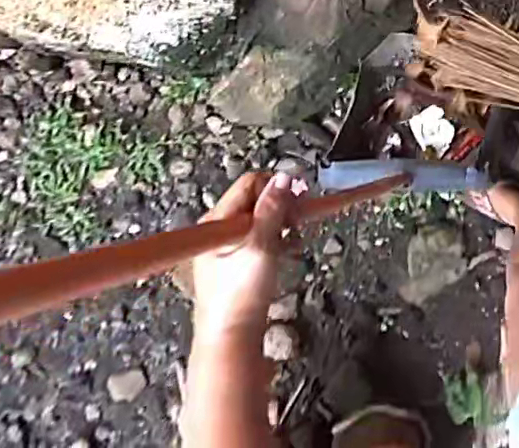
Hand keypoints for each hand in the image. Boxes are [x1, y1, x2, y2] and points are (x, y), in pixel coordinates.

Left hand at [190, 171, 302, 342]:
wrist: (231, 342)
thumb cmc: (241, 296)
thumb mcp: (261, 246)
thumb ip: (272, 209)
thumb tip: (284, 176)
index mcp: (218, 219)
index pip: (250, 183)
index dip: (276, 187)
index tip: (300, 197)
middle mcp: (219, 227)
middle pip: (256, 199)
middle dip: (281, 206)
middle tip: (298, 220)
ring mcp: (227, 244)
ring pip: (261, 218)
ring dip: (281, 223)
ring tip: (294, 239)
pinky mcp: (235, 261)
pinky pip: (260, 236)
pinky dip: (276, 238)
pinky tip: (288, 250)